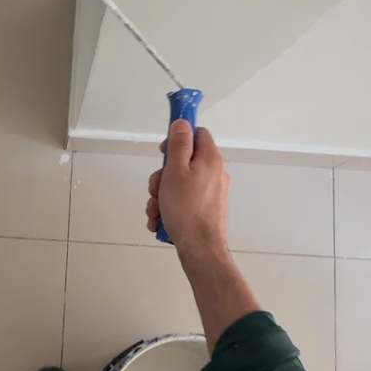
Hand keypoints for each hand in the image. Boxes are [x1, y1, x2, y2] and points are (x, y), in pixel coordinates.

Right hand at [146, 119, 229, 255]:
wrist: (200, 248)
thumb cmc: (186, 209)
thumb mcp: (175, 171)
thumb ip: (178, 144)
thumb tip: (182, 122)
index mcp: (210, 159)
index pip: (197, 133)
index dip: (178, 138)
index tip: (163, 151)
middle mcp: (215, 173)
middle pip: (184, 162)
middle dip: (162, 176)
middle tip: (156, 189)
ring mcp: (211, 193)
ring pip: (179, 184)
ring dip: (162, 196)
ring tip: (156, 211)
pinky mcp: (206, 209)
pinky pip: (184, 201)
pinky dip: (170, 209)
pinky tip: (160, 221)